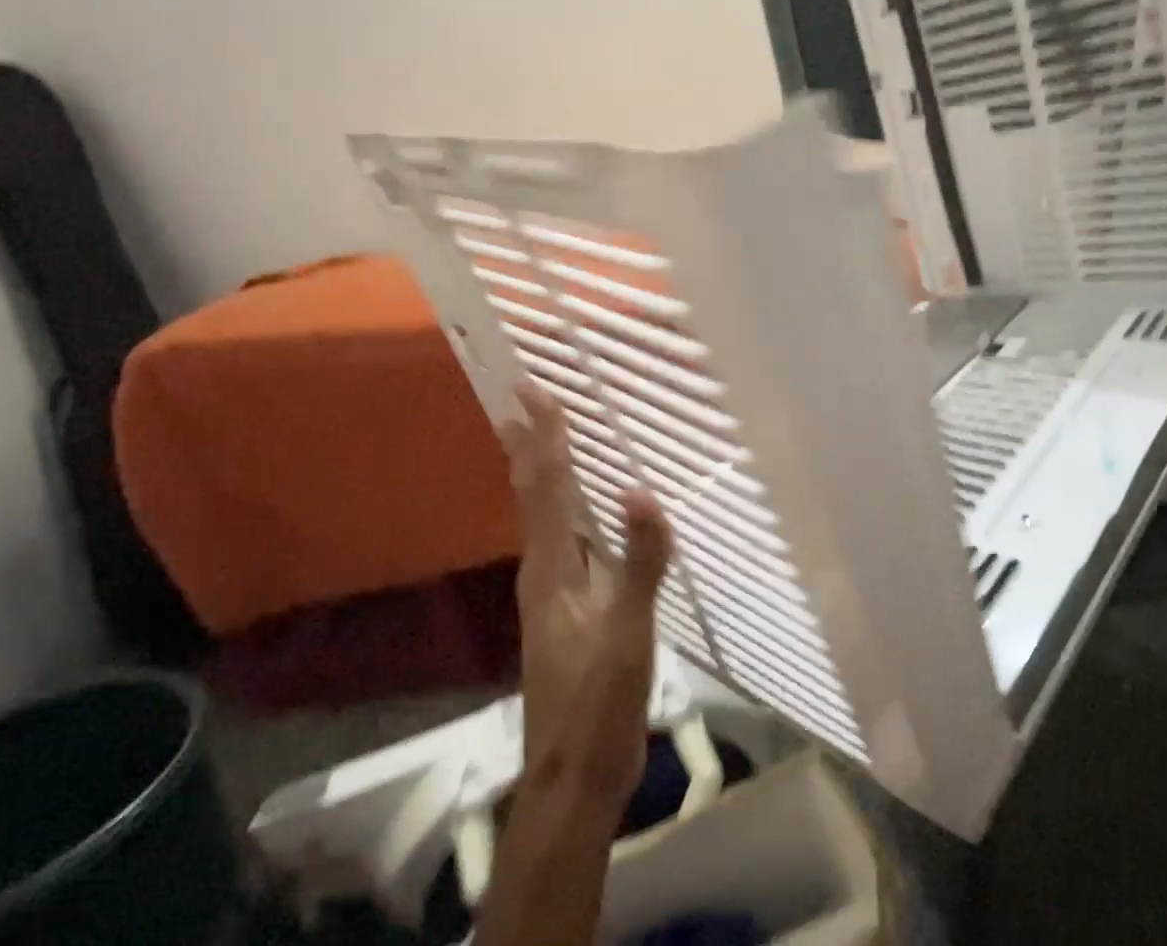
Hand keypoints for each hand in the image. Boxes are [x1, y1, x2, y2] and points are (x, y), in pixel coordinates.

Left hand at [499, 381, 672, 804]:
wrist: (575, 775)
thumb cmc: (597, 705)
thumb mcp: (625, 635)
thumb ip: (638, 565)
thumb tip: (642, 491)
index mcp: (552, 573)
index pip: (546, 492)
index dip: (544, 441)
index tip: (534, 392)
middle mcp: (546, 577)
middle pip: (534, 500)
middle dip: (530, 449)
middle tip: (524, 402)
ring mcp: (558, 600)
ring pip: (548, 523)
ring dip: (546, 480)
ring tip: (545, 445)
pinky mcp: (574, 618)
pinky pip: (569, 548)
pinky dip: (573, 518)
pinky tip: (587, 521)